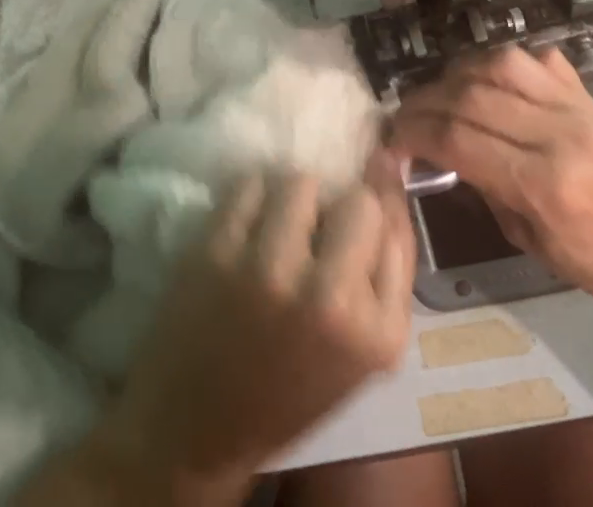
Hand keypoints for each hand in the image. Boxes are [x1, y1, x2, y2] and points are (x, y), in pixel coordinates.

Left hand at [94, 166, 415, 497]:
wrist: (196, 428)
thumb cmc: (290, 391)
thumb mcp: (364, 351)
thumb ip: (389, 268)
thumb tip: (388, 164)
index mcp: (376, 332)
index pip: (396, 228)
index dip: (380, 206)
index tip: (364, 195)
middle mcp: (328, 299)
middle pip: (356, 201)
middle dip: (338, 211)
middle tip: (315, 237)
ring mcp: (267, 272)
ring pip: (300, 183)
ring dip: (294, 200)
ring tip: (279, 231)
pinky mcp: (215, 255)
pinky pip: (249, 185)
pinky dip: (252, 198)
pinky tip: (247, 230)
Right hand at [389, 46, 592, 330]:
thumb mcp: (525, 240)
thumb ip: (482, 188)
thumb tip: (439, 152)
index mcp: (542, 184)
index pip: (458, 139)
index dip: (413, 134)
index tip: (391, 140)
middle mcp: (558, 136)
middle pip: (471, 96)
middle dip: (424, 102)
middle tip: (403, 115)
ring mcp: (578, 110)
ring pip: (502, 64)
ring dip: (459, 73)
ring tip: (441, 93)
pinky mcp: (590, 99)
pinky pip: (540, 61)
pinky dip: (504, 63)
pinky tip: (489, 81)